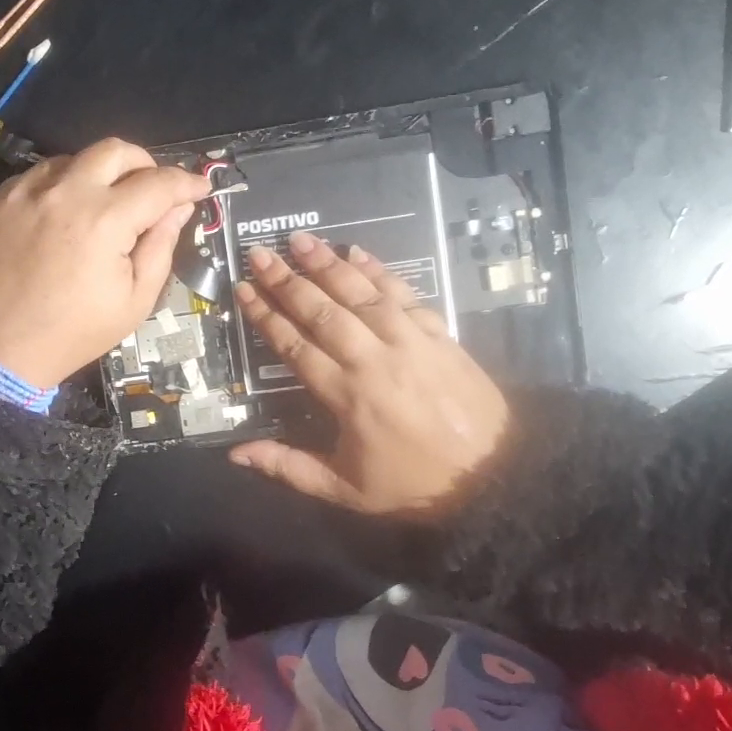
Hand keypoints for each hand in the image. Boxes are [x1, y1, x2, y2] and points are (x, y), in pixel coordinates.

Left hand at [0, 138, 212, 388]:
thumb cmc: (72, 333)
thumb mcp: (133, 302)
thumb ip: (160, 248)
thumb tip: (178, 209)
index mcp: (104, 220)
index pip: (158, 183)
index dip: (186, 183)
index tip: (200, 189)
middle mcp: (65, 192)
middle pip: (116, 150)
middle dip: (145, 164)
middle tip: (152, 191)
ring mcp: (25, 192)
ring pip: (75, 158)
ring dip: (100, 174)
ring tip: (104, 206)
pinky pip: (39, 175)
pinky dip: (62, 186)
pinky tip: (64, 217)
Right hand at [229, 232, 509, 518]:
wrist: (495, 477)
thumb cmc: (414, 486)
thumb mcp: (346, 490)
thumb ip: (289, 468)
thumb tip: (236, 454)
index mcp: (347, 396)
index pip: (296, 347)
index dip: (266, 317)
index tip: (243, 290)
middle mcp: (373, 359)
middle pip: (323, 312)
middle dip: (287, 280)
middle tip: (259, 253)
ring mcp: (409, 341)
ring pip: (361, 294)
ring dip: (328, 264)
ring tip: (299, 240)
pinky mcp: (439, 334)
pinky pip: (404, 294)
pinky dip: (380, 271)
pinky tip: (356, 251)